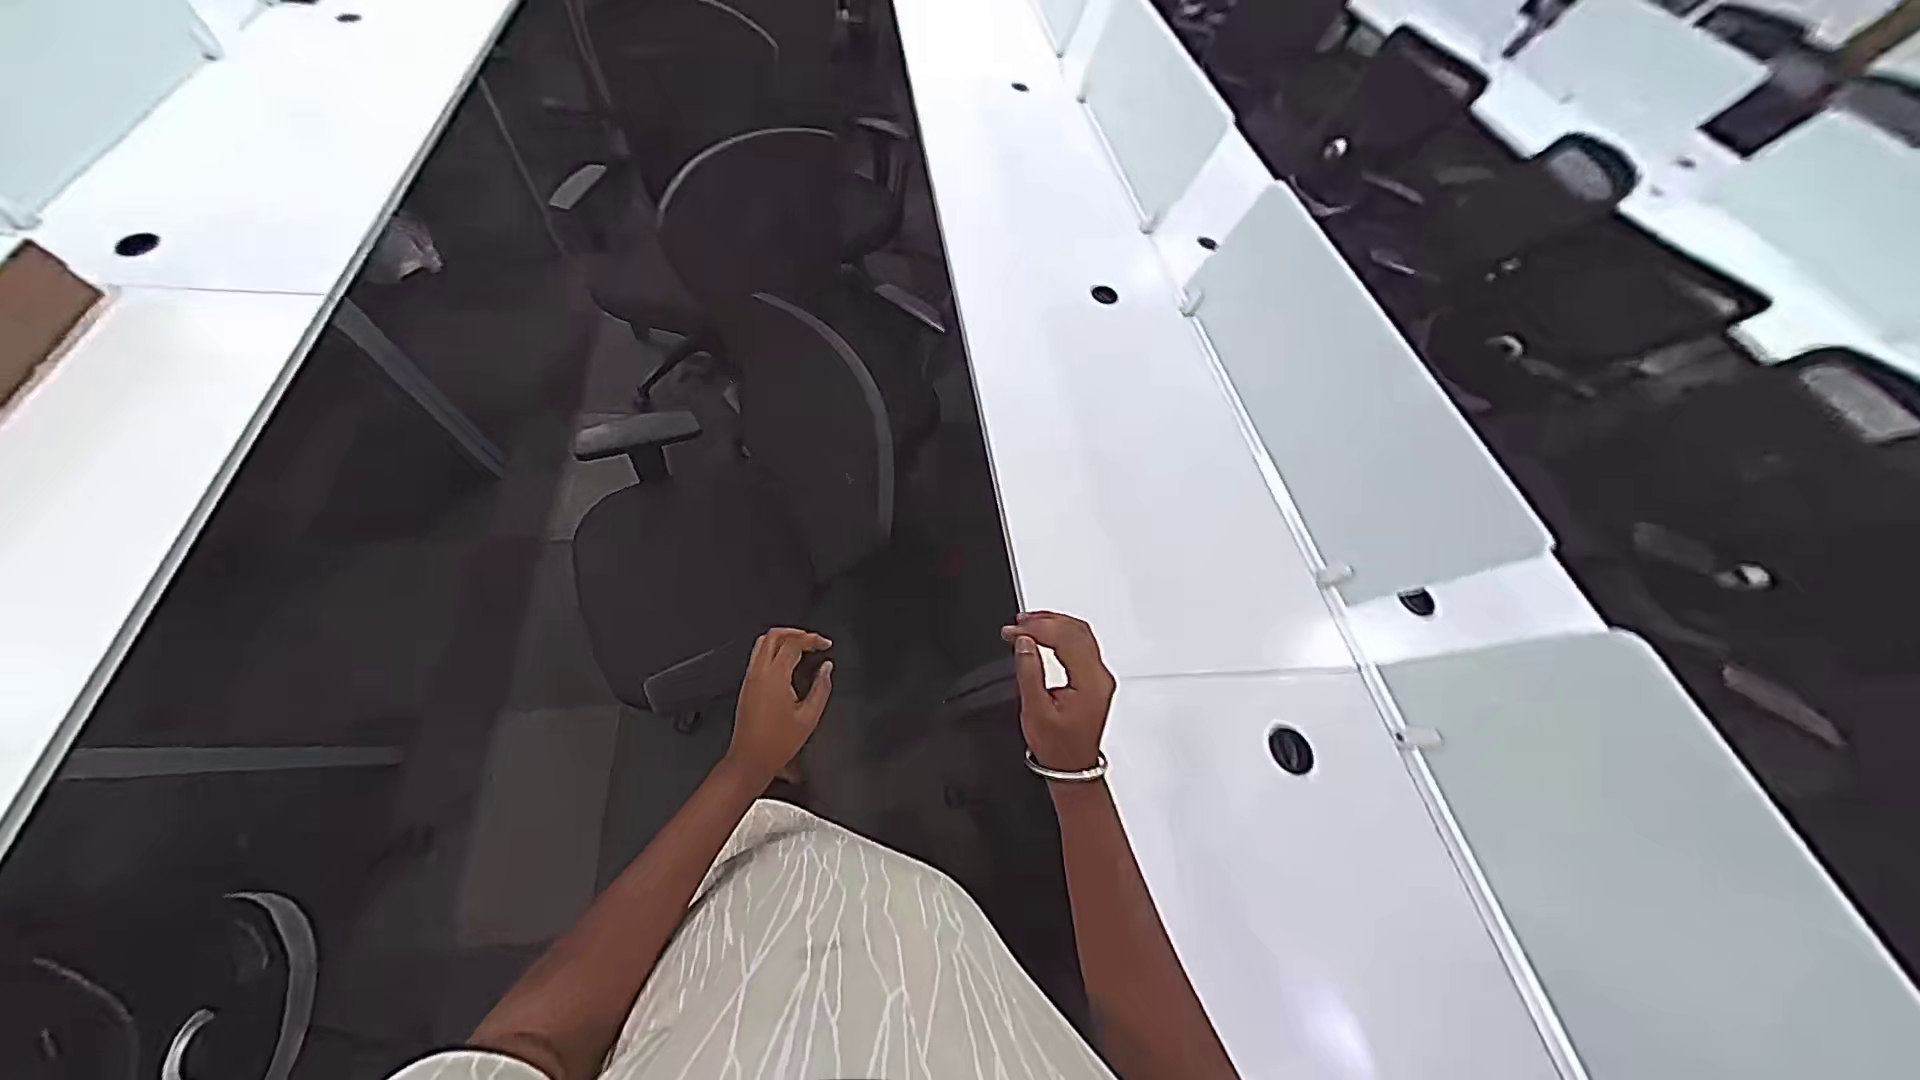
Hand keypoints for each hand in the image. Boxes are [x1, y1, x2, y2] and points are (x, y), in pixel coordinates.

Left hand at [725, 629, 832, 785]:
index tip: (825, 644)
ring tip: (801, 646)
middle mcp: (758, 673)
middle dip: (796, 632)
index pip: (793, 644)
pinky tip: (788, 662)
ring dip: (782, 639)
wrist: (749, 760)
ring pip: (762, 643)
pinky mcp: (746, 685)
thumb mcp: (809, 717)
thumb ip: (821, 687)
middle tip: (813, 640)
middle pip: (773, 635)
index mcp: (774, 677)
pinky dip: (773, 650)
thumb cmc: (778, 743)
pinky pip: (757, 656)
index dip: (812, 639)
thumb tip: (826, 668)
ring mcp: (749, 678)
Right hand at [1001, 612, 1114, 771]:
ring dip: (1054, 623)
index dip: (1037, 629)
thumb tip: (1023, 642)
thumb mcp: (1035, 711)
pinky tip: (1044, 632)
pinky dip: (1061, 632)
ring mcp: (1100, 676)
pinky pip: (1082, 643)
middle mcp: (1100, 676)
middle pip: (1077, 631)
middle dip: (1045, 621)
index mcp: (1090, 683)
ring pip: (1081, 633)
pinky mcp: (1094, 677)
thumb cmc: (1057, 747)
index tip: (1014, 630)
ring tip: (1027, 622)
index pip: (1066, 640)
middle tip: (1019, 622)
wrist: (1071, 766)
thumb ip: (1029, 672)